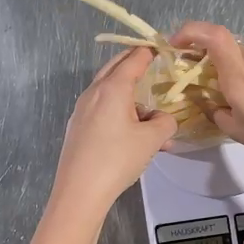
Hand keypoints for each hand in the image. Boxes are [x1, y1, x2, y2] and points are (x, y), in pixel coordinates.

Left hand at [51, 49, 177, 214]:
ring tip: (150, 114)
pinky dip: (118, 110)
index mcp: (113, 87)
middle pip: (116, 68)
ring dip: (129, 94)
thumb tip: (162, 119)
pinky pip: (102, 108)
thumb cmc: (117, 159)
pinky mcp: (78, 127)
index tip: (165, 51)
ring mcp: (82, 109)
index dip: (151, 52)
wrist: (79, 192)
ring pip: (108, 90)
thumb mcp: (152, 140)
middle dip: (136, 66)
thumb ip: (165, 123)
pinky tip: (133, 133)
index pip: (134, 58)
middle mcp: (94, 92)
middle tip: (155, 69)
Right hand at [172, 22, 243, 167]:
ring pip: (240, 55)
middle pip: (223, 45)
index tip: (176, 45)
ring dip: (227, 66)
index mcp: (239, 74)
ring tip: (228, 93)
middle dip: (204, 56)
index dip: (190, 32)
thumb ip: (216, 110)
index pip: (213, 34)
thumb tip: (212, 102)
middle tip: (197, 77)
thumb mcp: (235, 130)